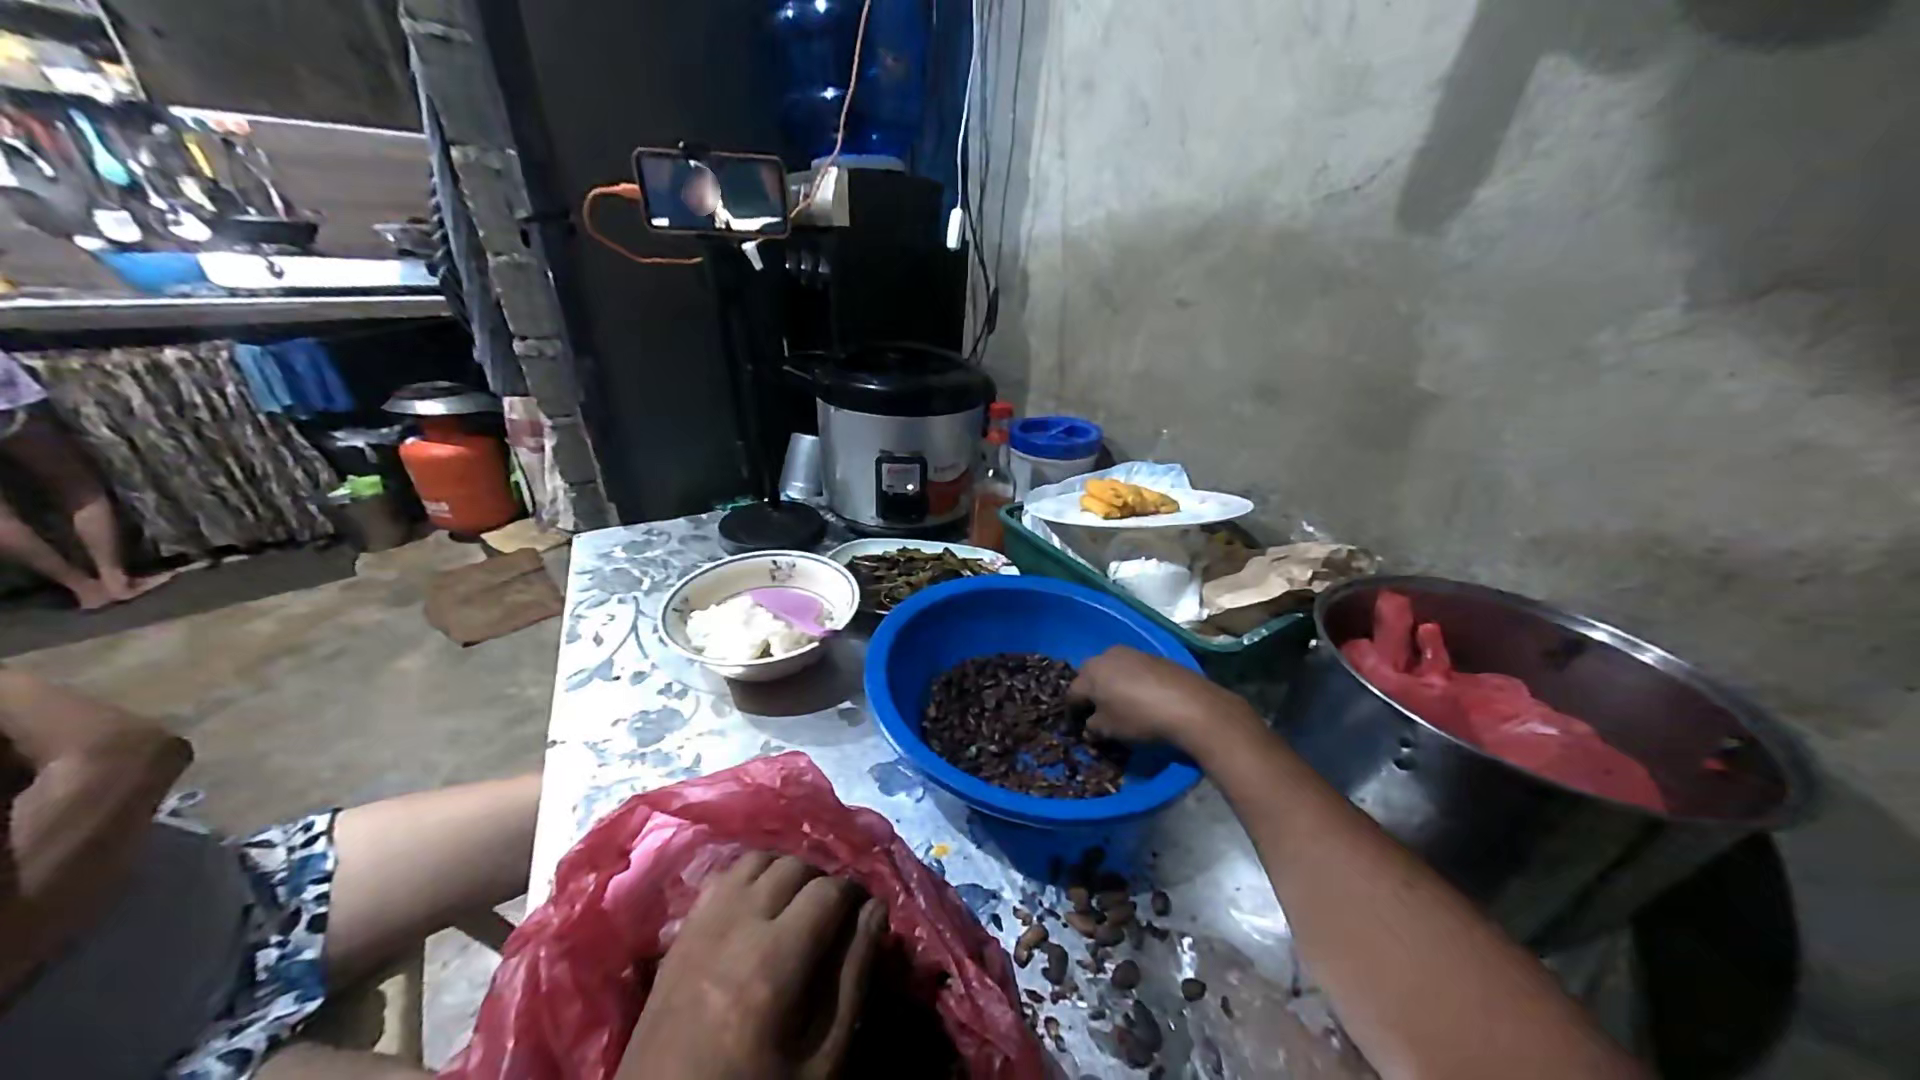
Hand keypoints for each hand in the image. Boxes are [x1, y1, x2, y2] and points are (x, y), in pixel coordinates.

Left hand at [618, 852, 886, 1079]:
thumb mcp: (823, 1057)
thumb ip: (854, 976)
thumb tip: (875, 910)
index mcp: (775, 960)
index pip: (830, 890)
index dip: (856, 895)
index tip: (866, 915)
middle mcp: (737, 925)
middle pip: (794, 866)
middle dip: (823, 881)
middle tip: (834, 915)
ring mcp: (703, 924)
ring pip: (757, 860)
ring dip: (785, 873)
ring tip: (797, 906)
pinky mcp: (681, 932)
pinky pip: (722, 878)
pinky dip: (749, 878)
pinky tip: (759, 908)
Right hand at [1069, 646, 1260, 754]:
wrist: (1189, 704)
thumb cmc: (1140, 718)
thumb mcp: (1109, 730)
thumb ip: (1092, 727)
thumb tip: (1090, 725)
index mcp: (1089, 673)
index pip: (1072, 694)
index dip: (1072, 713)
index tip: (1076, 727)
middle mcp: (1105, 656)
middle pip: (1090, 677)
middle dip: (1090, 694)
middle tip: (1096, 713)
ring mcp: (1131, 652)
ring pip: (1111, 670)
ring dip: (1111, 685)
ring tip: (1120, 704)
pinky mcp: (1153, 656)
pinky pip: (1132, 670)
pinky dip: (1131, 682)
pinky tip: (1142, 698)